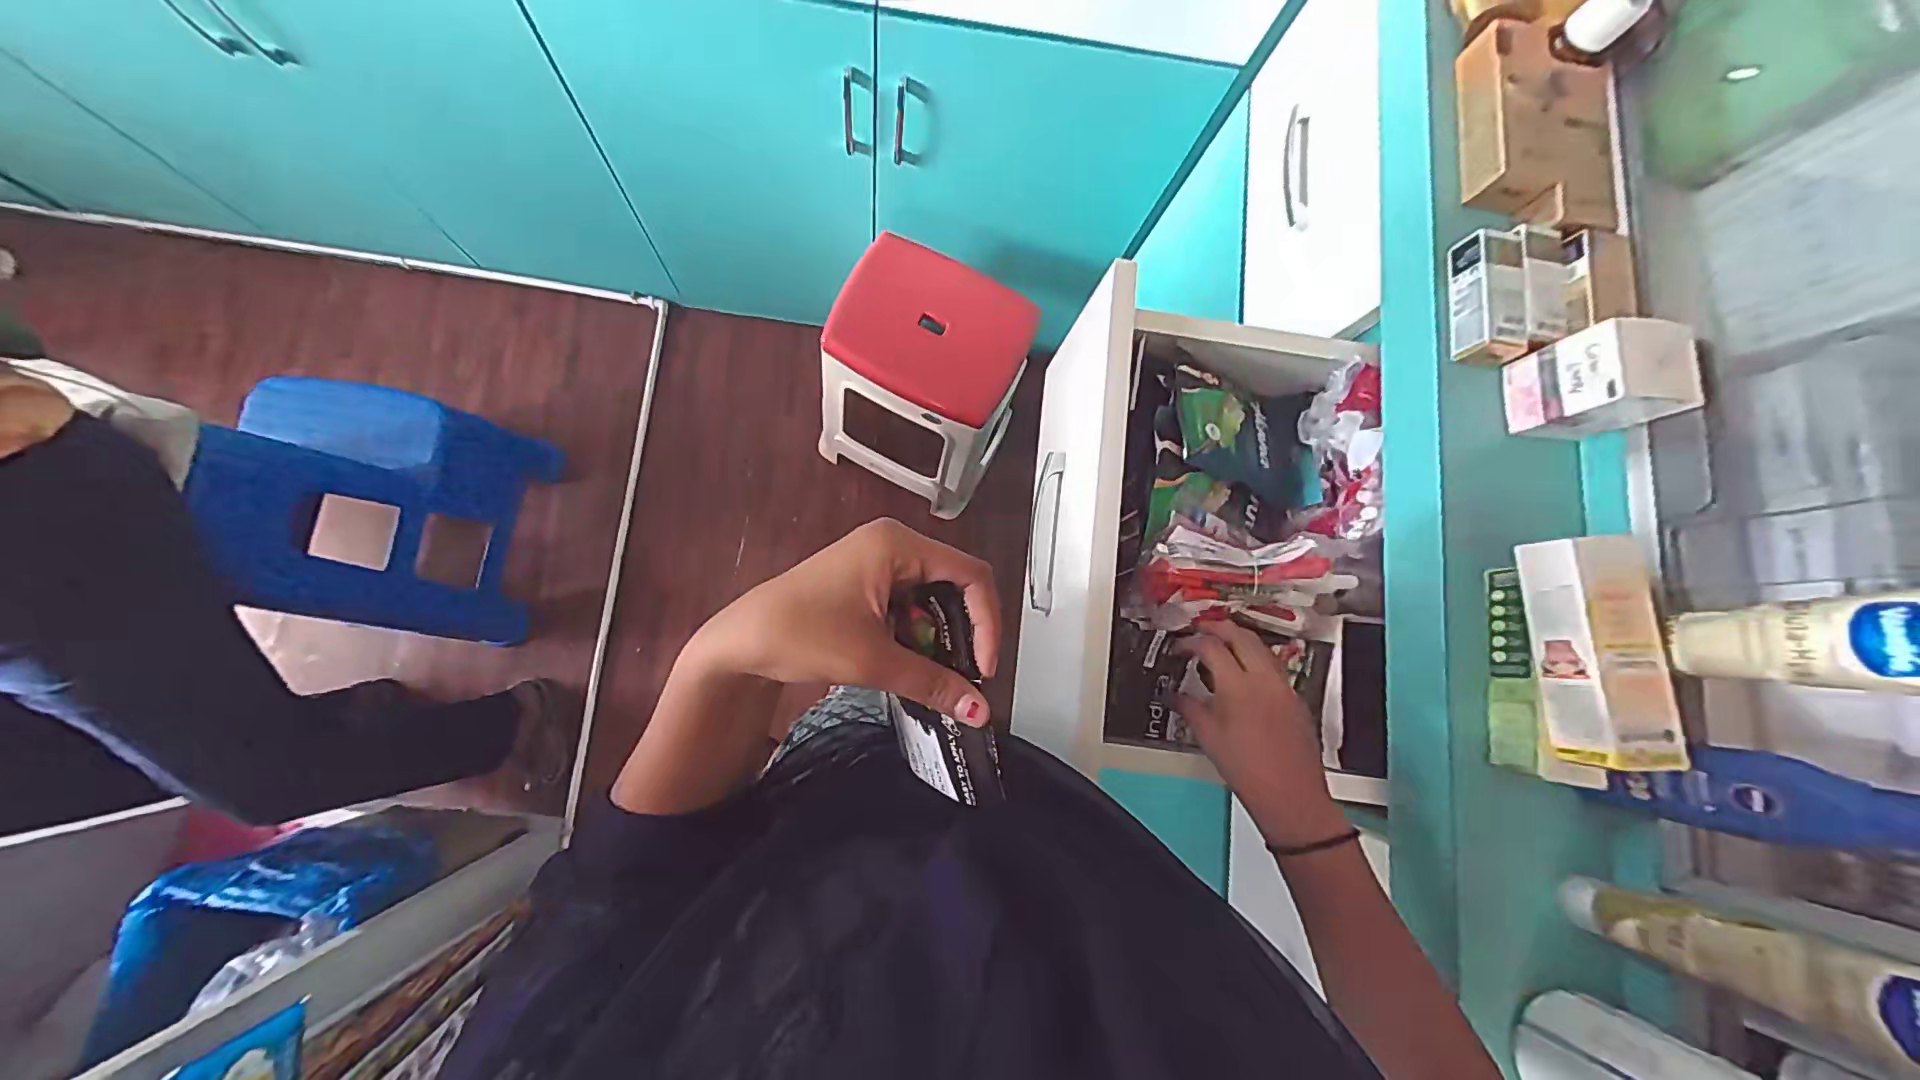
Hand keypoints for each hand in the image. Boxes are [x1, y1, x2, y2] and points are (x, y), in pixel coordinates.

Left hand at [681, 518, 999, 725]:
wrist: (739, 643)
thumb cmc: (794, 632)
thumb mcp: (873, 660)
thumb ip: (933, 683)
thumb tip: (978, 707)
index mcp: (897, 544)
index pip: (971, 575)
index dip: (987, 622)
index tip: (983, 666)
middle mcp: (892, 544)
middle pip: (955, 585)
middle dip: (962, 632)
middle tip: (963, 674)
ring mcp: (878, 561)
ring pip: (933, 599)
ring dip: (937, 637)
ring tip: (930, 671)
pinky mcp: (868, 582)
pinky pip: (910, 606)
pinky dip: (916, 635)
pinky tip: (907, 661)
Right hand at [1176, 620, 1346, 846]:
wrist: (1290, 795)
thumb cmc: (1246, 770)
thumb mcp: (1208, 737)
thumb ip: (1189, 708)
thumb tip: (1175, 696)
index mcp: (1237, 687)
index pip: (1211, 647)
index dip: (1191, 642)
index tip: (1181, 647)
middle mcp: (1264, 680)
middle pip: (1241, 635)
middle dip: (1218, 628)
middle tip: (1200, 631)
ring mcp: (1283, 687)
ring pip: (1261, 646)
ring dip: (1239, 639)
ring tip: (1221, 646)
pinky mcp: (1295, 698)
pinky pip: (1274, 666)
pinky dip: (1255, 658)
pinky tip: (1243, 673)